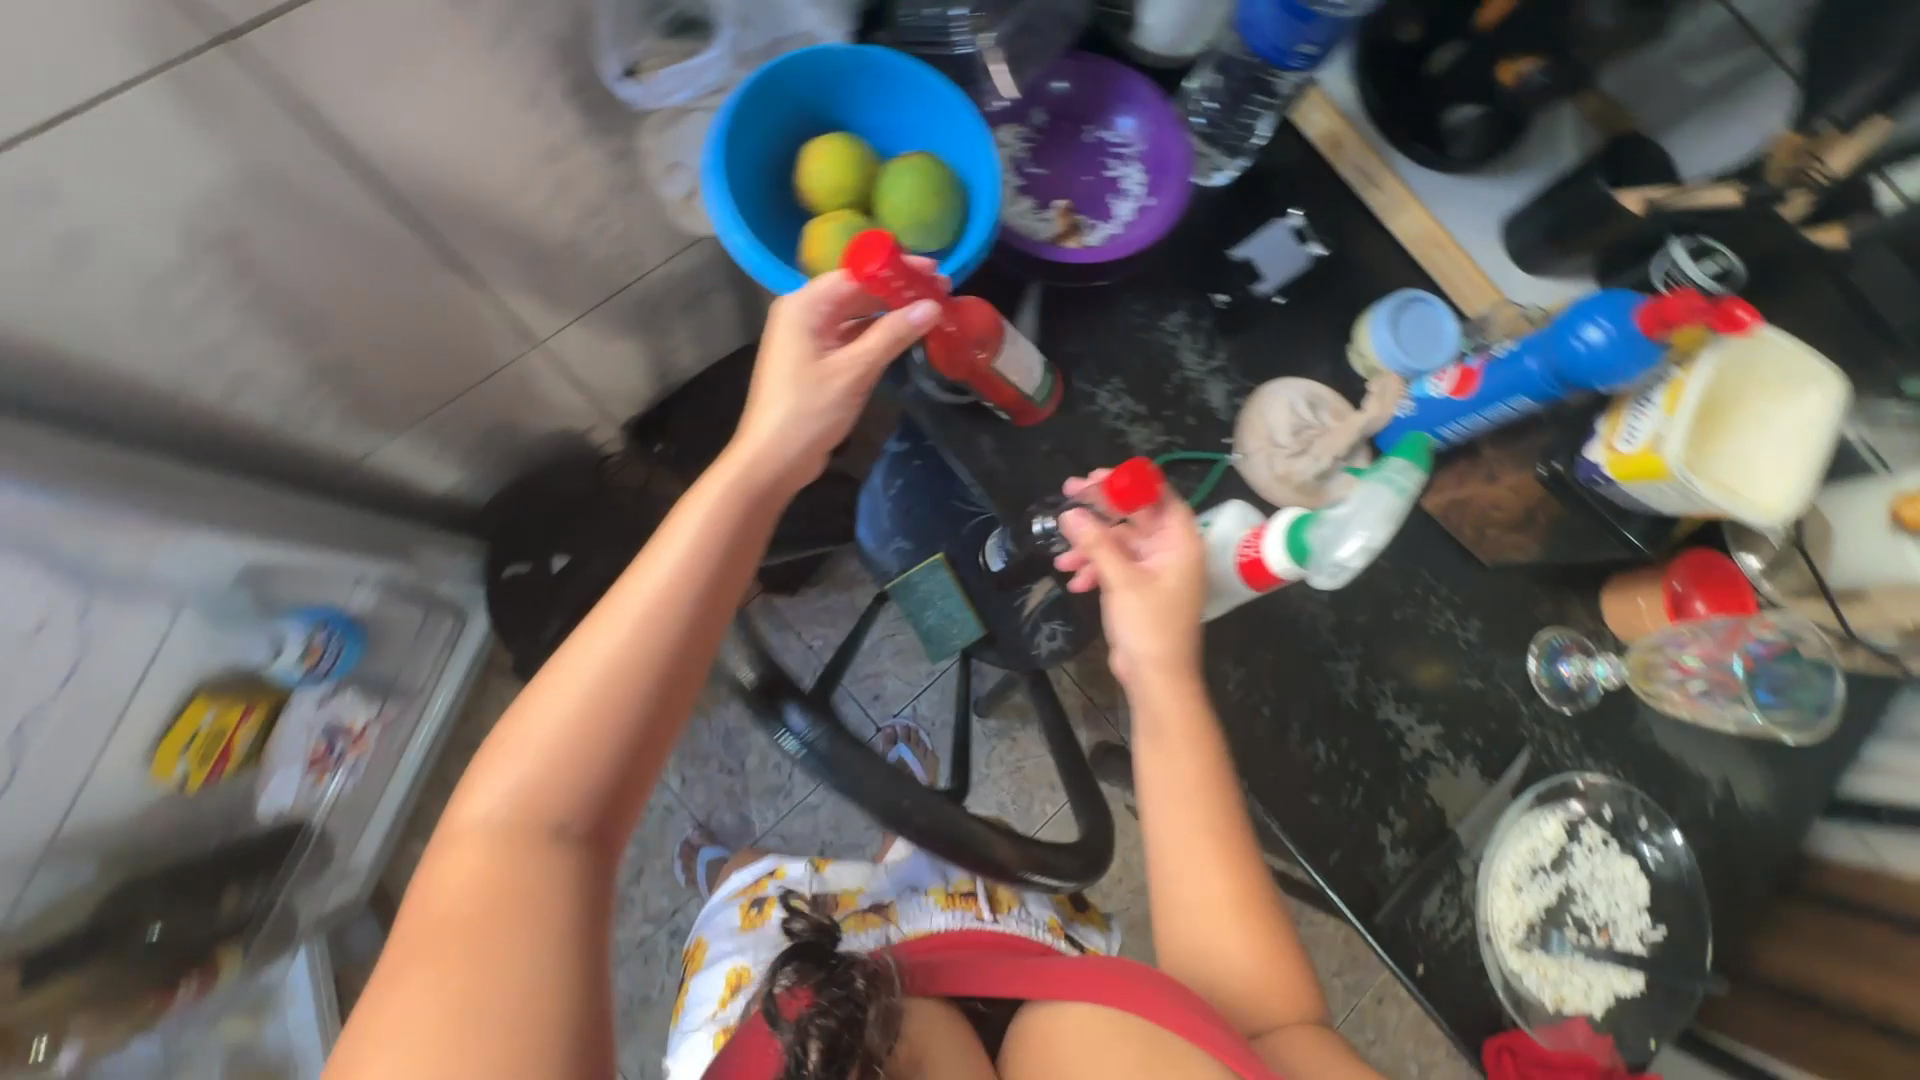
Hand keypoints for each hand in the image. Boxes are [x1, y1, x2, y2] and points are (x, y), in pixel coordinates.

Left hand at [729, 264, 943, 491]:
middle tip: (940, 291)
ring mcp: (810, 339)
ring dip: (890, 314)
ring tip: (930, 310)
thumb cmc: (808, 411)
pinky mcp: (817, 362)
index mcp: (804, 305)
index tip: (934, 271)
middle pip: (856, 292)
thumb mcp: (855, 371)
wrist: (773, 460)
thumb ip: (893, 335)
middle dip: (896, 292)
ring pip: (855, 316)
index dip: (897, 270)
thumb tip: (932, 306)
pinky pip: (851, 338)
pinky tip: (906, 336)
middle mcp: (804, 314)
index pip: (856, 273)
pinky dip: (877, 336)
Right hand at [1054, 473, 1206, 692]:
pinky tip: (1074, 581)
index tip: (1096, 477)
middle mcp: (1171, 550)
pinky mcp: (1140, 588)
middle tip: (1069, 495)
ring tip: (1061, 556)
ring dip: (1090, 547)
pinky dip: (1095, 569)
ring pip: (1119, 543)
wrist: (1157, 678)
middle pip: (1134, 516)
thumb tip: (1070, 512)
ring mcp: (1155, 570)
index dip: (1128, 483)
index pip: (1158, 496)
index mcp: (1180, 542)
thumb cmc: (1150, 626)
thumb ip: (1095, 543)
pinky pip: (1116, 566)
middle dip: (1100, 511)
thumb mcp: (1121, 580)